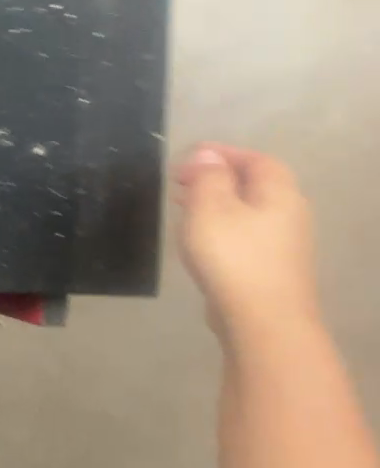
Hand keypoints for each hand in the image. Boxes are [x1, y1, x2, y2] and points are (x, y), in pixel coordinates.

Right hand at [175, 144, 319, 342]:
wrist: (261, 314)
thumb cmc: (231, 255)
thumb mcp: (210, 209)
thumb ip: (208, 178)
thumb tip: (207, 154)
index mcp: (278, 195)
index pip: (258, 161)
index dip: (226, 153)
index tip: (188, 154)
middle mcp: (288, 213)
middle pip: (257, 183)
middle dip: (219, 174)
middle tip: (180, 177)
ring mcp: (282, 239)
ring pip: (249, 206)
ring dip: (217, 197)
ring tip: (182, 200)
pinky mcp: (269, 260)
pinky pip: (244, 226)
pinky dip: (220, 217)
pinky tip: (198, 230)